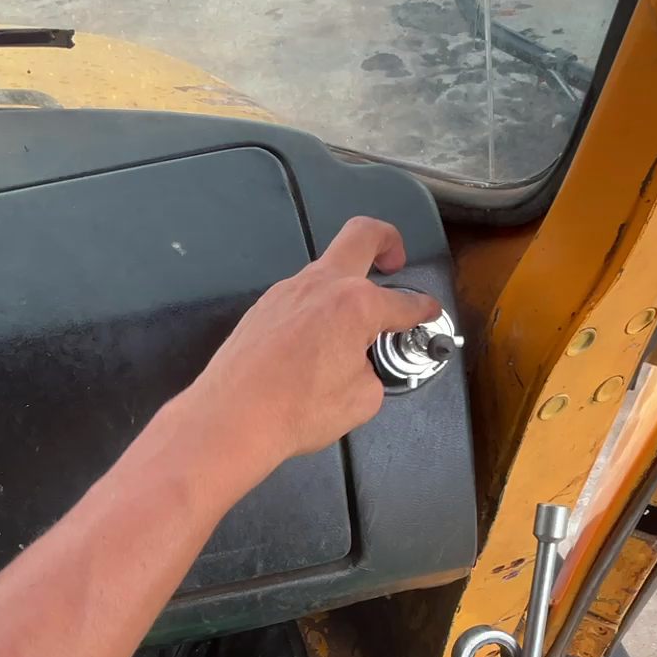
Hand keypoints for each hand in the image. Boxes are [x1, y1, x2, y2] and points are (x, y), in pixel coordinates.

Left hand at [179, 216, 440, 469]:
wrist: (231, 419)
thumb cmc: (293, 410)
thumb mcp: (361, 400)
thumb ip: (372, 373)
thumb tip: (362, 368)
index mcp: (354, 305)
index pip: (403, 302)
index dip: (421, 309)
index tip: (425, 312)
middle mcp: (319, 287)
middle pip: (361, 236)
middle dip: (387, 241)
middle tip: (395, 259)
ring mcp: (284, 294)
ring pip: (322, 271)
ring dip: (343, 286)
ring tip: (350, 322)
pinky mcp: (260, 311)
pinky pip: (296, 300)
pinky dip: (313, 312)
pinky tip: (313, 343)